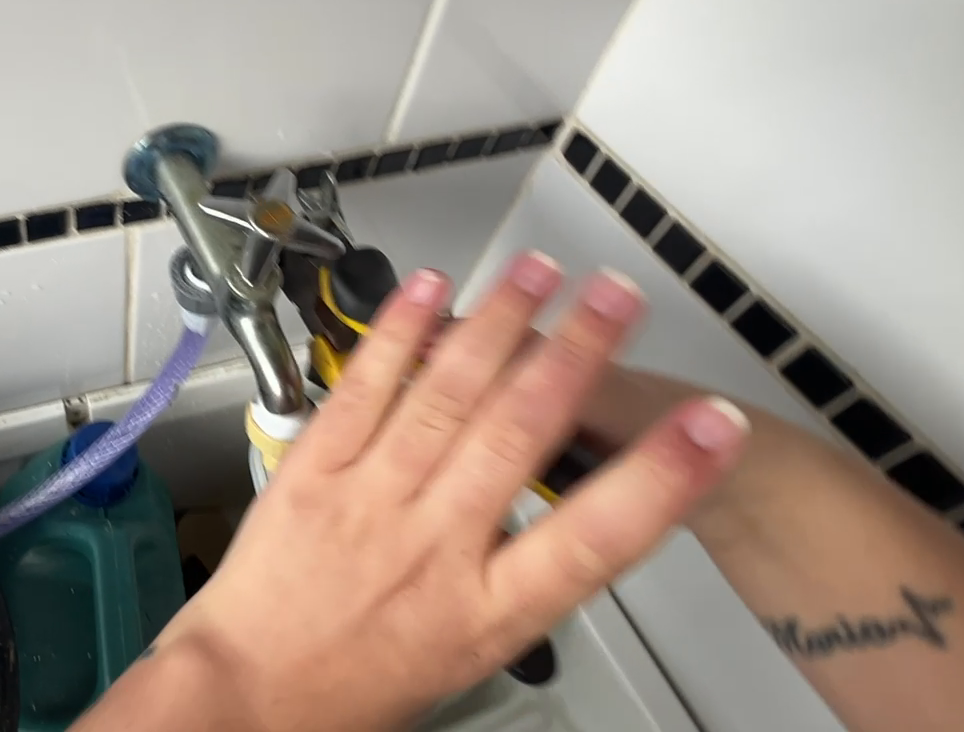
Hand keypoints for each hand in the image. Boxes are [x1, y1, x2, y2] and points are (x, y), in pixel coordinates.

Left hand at [149, 253, 752, 729]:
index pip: (595, 540)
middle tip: (616, 298)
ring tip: (536, 274)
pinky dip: (398, 336)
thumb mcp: (460, 652)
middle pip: (516, 435)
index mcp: (486, 612)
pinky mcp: (313, 466)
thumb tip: (535, 514)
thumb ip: (505, 580)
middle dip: (575, 357)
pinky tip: (427, 291)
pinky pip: (361, 390)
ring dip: (495, 326)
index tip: (712, 427)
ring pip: (444, 397)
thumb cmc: (352, 682)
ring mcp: (369, 496)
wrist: (250, 689)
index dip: (660, 477)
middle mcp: (433, 543)